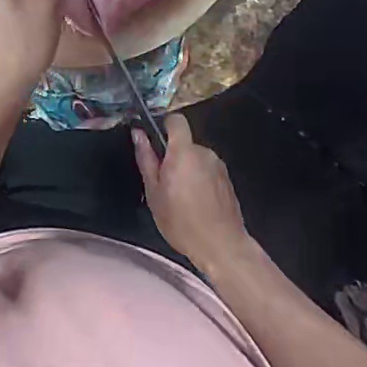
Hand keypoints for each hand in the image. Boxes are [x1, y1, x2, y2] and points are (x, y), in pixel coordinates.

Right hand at [133, 114, 251, 271]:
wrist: (222, 246)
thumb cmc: (181, 220)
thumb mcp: (154, 191)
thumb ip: (146, 158)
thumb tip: (138, 133)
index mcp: (184, 152)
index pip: (176, 120)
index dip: (164, 125)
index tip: (155, 143)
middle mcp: (204, 153)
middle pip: (185, 143)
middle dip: (173, 156)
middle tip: (164, 182)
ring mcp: (219, 167)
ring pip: (196, 159)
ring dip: (187, 169)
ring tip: (180, 197)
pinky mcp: (228, 181)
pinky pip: (207, 171)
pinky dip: (200, 180)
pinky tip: (196, 204)